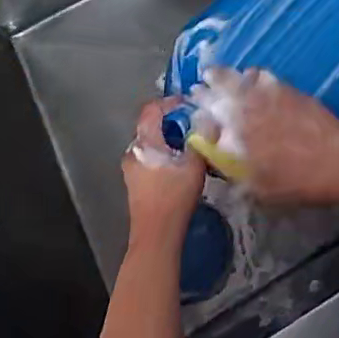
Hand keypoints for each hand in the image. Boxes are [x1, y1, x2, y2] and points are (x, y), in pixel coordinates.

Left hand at [121, 98, 206, 242]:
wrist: (156, 235)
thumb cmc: (175, 196)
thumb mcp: (194, 164)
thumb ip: (200, 139)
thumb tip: (208, 121)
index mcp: (144, 142)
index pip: (151, 110)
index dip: (169, 102)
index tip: (188, 105)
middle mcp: (132, 152)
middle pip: (150, 127)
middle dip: (171, 122)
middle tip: (193, 125)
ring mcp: (130, 169)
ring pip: (149, 145)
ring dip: (168, 141)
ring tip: (190, 146)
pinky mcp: (134, 184)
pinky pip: (148, 159)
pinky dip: (163, 155)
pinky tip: (180, 166)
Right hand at [195, 67, 338, 205]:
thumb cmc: (302, 183)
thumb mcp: (264, 191)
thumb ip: (239, 178)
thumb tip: (225, 170)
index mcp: (238, 142)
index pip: (208, 126)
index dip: (198, 120)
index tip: (193, 118)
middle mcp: (248, 116)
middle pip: (217, 98)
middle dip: (204, 93)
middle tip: (196, 89)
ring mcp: (267, 100)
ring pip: (237, 82)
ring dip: (222, 77)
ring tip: (212, 73)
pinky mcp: (286, 91)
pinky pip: (263, 77)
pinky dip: (252, 75)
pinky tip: (250, 74)